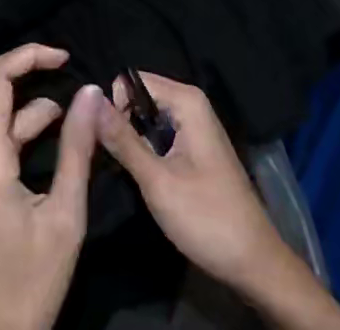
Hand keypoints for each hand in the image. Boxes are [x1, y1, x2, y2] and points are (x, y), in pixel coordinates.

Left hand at [0, 44, 103, 329]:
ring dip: (45, 122)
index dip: (29, 55)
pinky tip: (63, 154)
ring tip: (87, 133)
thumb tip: (91, 91)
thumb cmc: (29, 282)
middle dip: (48, 92)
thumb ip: (77, 148)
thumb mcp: (65, 214)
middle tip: (90, 104)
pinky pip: (3, 149)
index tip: (66, 57)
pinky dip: (33, 142)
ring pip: (9, 128)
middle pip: (6, 102)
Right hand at [93, 72, 287, 288]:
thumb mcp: (157, 180)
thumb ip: (123, 140)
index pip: (133, 80)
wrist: (250, 258)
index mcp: (188, 101)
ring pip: (147, 118)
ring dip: (128, 138)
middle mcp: (192, 105)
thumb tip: (89, 100)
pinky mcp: (192, 149)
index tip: (95, 138)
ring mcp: (194, 128)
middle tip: (100, 157)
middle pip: (140, 98)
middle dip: (118, 120)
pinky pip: (159, 134)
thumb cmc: (205, 218)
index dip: (111, 104)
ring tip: (111, 166)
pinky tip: (132, 173)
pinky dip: (143, 149)